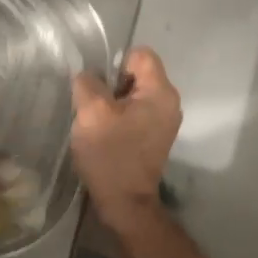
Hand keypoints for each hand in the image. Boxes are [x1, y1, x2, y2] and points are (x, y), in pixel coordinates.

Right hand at [71, 47, 181, 225]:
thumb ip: (88, 83)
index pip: (140, 54)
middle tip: (93, 106)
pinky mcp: (154, 136)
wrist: (124, 202)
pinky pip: (135, 111)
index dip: (115, 63)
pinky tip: (105, 134)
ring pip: (133, 93)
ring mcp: (164, 121)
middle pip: (137, 73)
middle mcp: (169, 102)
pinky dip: (119, 117)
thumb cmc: (110, 154)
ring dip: (112, 102)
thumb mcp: (91, 112)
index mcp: (161, 92)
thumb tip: (88, 74)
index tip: (99, 87)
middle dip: (112, 84)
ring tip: (97, 121)